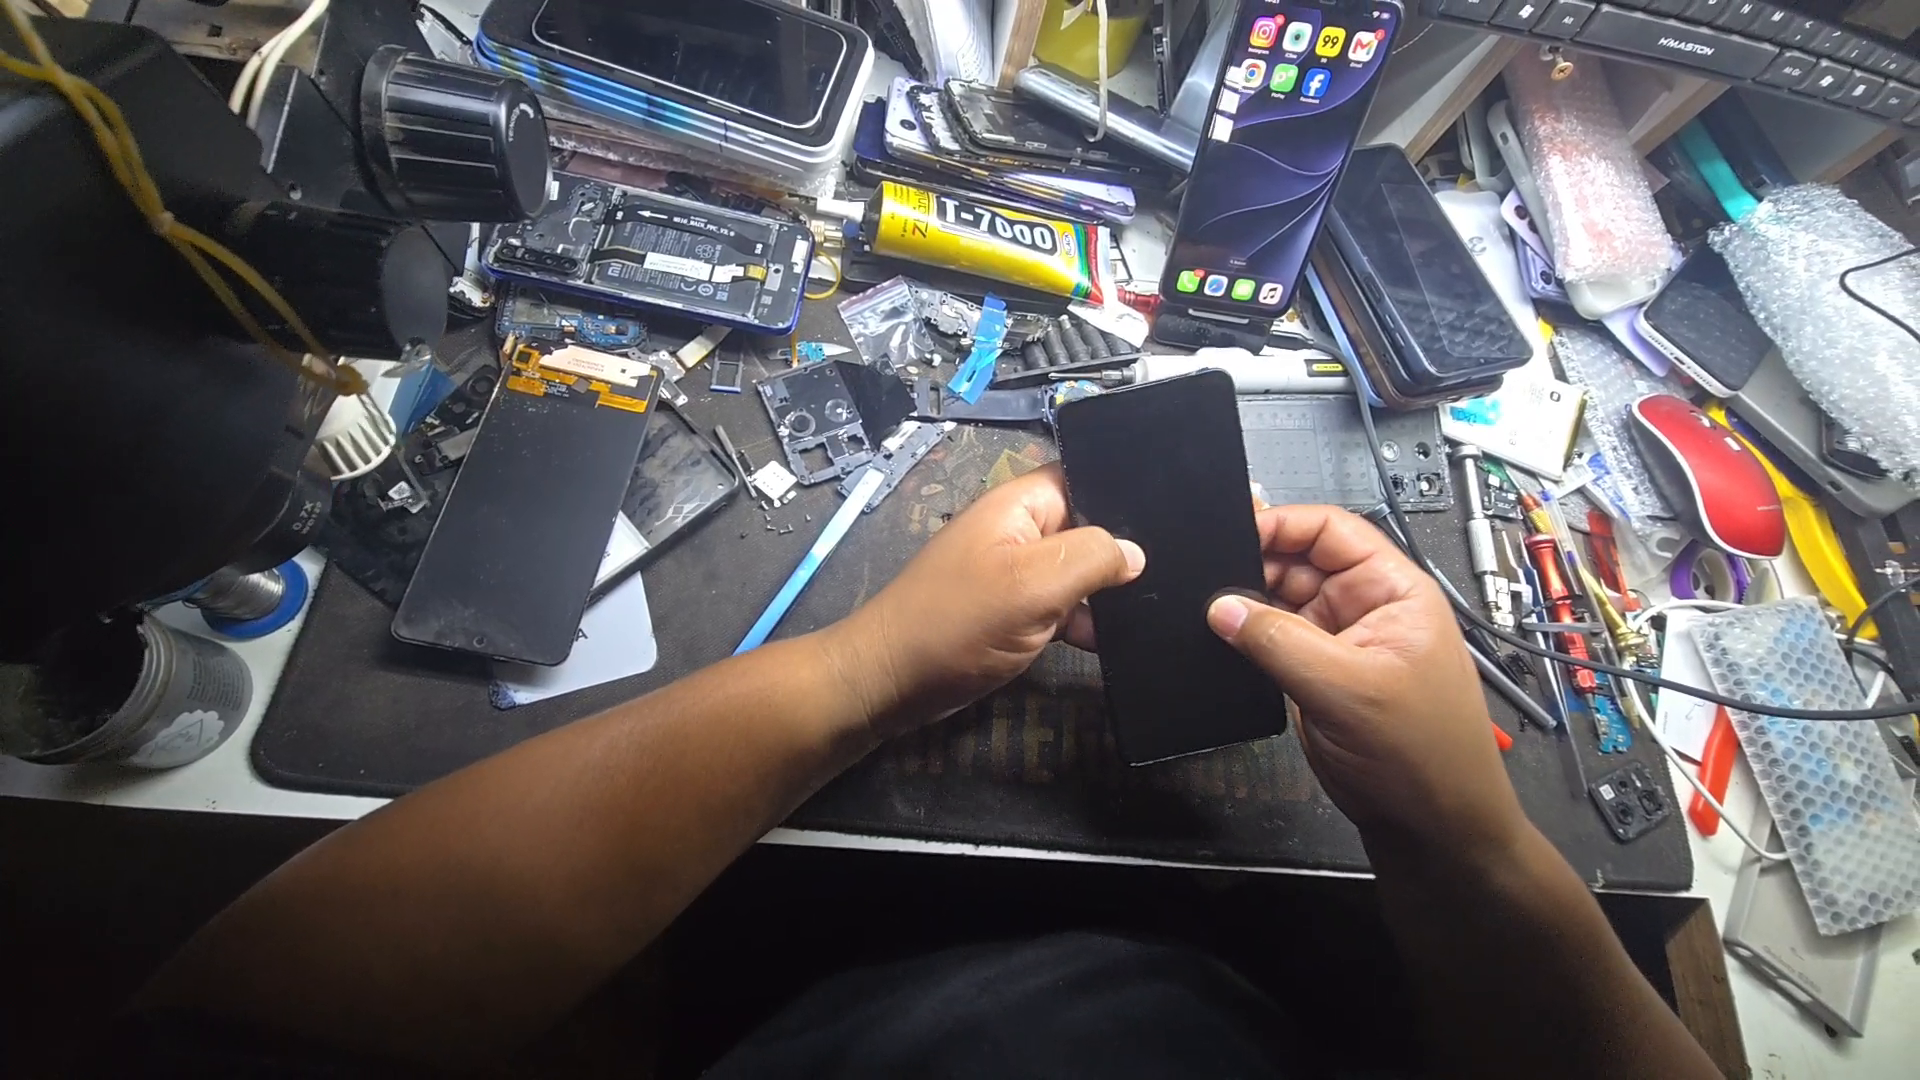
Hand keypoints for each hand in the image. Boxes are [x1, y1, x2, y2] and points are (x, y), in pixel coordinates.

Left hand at [820, 464, 1143, 737]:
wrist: (892, 681)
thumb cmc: (957, 623)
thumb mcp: (1031, 584)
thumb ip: (1089, 559)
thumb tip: (1135, 553)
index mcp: (1019, 505)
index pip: (1083, 477)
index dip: (1123, 490)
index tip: (1171, 511)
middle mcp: (1019, 532)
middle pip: (1086, 527)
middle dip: (1123, 548)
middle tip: (1179, 569)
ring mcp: (1016, 575)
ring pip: (1078, 572)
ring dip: (1108, 592)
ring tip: (1161, 607)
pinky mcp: (1015, 614)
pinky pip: (1062, 607)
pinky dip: (1086, 620)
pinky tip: (1120, 639)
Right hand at [1205, 506, 1525, 859]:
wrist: (1427, 827)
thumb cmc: (1416, 752)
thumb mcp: (1347, 689)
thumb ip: (1279, 641)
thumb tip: (1218, 608)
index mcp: (1390, 590)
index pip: (1331, 531)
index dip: (1282, 524)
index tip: (1229, 534)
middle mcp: (1360, 605)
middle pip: (1298, 559)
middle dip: (1252, 561)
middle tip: (1201, 572)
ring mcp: (1332, 638)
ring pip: (1277, 597)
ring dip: (1243, 599)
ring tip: (1200, 602)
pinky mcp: (1309, 670)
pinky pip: (1269, 635)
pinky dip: (1242, 632)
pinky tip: (1213, 633)